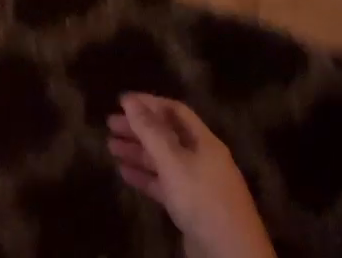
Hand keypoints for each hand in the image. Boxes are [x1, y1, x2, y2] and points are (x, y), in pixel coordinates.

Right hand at [107, 94, 274, 257]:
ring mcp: (197, 184)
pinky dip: (144, 176)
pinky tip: (124, 173)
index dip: (149, 103)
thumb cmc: (202, 199)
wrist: (231, 256)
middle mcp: (202, 159)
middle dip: (138, 128)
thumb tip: (129, 100)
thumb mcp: (173, 161)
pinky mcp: (191, 206)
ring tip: (111, 147)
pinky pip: (164, 183)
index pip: (175, 111)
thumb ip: (150, 130)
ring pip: (163, 160)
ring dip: (137, 151)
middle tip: (110, 124)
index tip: (121, 101)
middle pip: (167, 135)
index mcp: (204, 143)